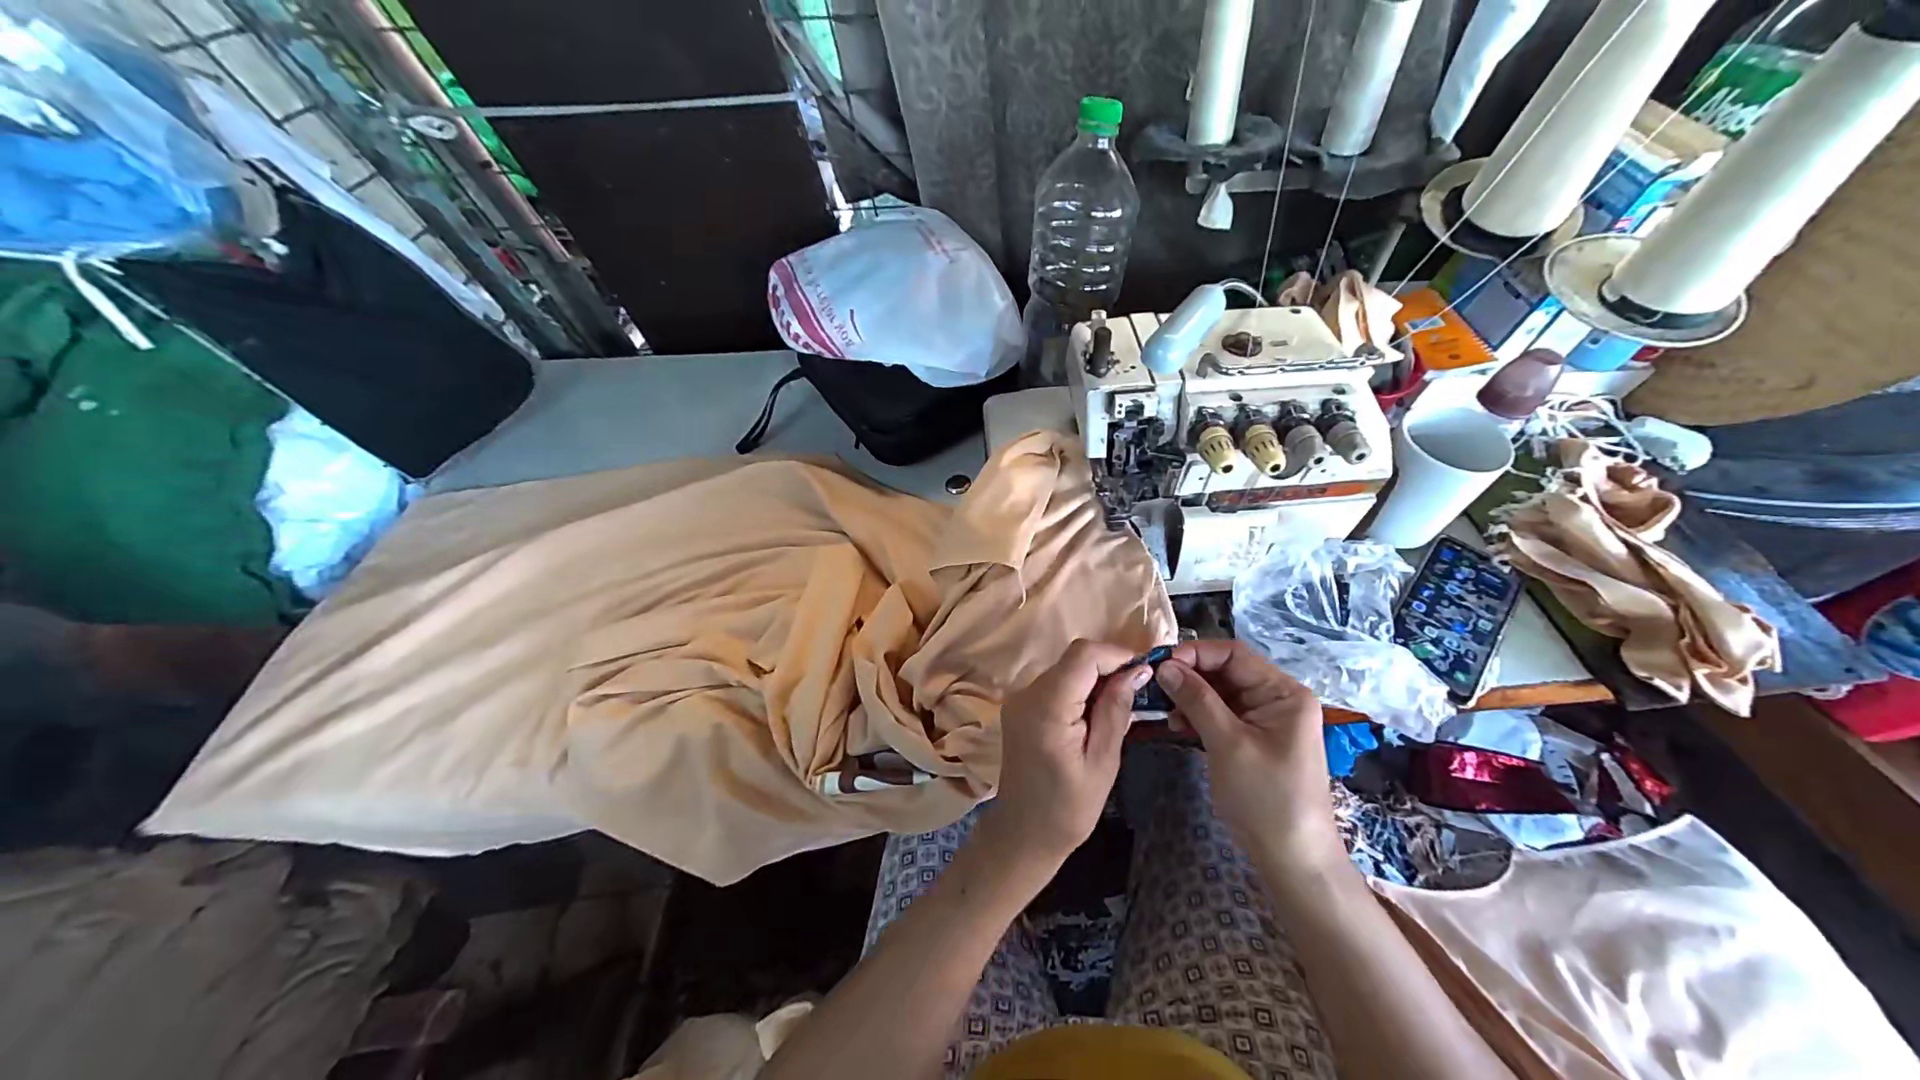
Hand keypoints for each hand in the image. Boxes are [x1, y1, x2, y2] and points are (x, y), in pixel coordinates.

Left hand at [982, 640, 1147, 866]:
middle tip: (1139, 692)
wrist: (1023, 834)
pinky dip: (1080, 690)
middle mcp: (1027, 694)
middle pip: (1074, 659)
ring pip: (1066, 669)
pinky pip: (1056, 684)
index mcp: (1046, 707)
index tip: (1145, 672)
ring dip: (1096, 679)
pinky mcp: (1022, 707)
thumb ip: (1116, 710)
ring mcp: (1020, 699)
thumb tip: (1137, 671)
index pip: (1083, 655)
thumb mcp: (1103, 762)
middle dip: (1109, 667)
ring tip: (1122, 706)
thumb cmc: (1068, 808)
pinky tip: (1097, 715)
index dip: (1117, 655)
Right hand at [1155, 640, 1343, 869]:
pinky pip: (1222, 714)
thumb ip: (1197, 700)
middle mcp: (1278, 699)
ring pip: (1220, 693)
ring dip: (1191, 697)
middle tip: (1154, 687)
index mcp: (1284, 693)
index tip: (1158, 664)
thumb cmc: (1266, 798)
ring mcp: (1267, 720)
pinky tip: (1179, 726)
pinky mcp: (1254, 740)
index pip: (1233, 655)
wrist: (1293, 859)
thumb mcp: (1228, 744)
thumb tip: (1165, 665)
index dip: (1194, 654)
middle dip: (1189, 676)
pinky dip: (1199, 716)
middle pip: (1226, 671)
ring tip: (1166, 712)